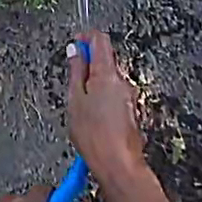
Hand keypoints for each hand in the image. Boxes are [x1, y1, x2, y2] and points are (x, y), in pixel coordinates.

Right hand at [67, 30, 146, 187]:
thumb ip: (76, 71)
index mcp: (107, 73)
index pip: (100, 39)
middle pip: (105, 57)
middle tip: (73, 79)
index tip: (75, 43)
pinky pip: (113, 92)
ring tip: (81, 103)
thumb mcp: (75, 99)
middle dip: (88, 62)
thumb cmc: (95, 135)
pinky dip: (101, 95)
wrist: (118, 165)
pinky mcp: (128, 108)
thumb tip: (75, 50)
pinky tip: (92, 114)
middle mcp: (121, 80)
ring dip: (94, 80)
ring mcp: (127, 94)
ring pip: (108, 76)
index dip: (86, 37)